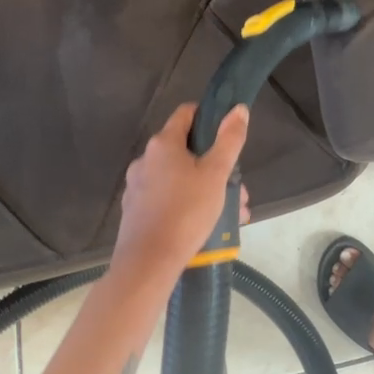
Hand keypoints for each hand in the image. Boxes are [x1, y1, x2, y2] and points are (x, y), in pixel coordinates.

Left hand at [114, 103, 250, 269]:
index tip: (227, 136)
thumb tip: (238, 108)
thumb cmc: (186, 212)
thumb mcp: (216, 174)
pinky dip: (186, 204)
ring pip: (178, 177)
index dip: (208, 117)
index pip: (186, 113)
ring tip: (230, 214)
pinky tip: (206, 226)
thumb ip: (230, 139)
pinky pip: (166, 198)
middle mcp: (145, 159)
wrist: (147, 265)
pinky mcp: (135, 211)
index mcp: (163, 144)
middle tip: (235, 187)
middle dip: (213, 164)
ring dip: (205, 188)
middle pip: (185, 149)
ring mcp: (137, 187)